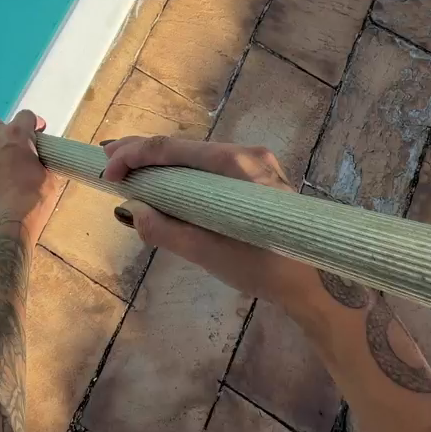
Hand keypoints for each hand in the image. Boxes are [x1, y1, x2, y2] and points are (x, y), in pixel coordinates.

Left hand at [0, 111, 60, 242]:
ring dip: (1, 152)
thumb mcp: (49, 177)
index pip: (25, 115)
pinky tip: (4, 185)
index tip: (41, 134)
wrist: (7, 225)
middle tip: (22, 146)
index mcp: (16, 137)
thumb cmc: (33, 198)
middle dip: (10, 130)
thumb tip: (38, 162)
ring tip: (14, 169)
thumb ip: (43, 162)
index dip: (35, 123)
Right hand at [101, 136, 318, 303]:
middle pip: (179, 146)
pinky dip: (178, 171)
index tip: (107, 173)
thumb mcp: (212, 256)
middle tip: (105, 158)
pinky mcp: (255, 176)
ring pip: (191, 155)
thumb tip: (131, 210)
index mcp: (235, 165)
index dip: (132, 156)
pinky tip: (159, 178)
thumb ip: (166, 231)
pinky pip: (206, 166)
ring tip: (124, 165)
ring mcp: (252, 162)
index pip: (171, 149)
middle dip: (139, 152)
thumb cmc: (270, 271)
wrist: (326, 285)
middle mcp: (244, 153)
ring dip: (156, 161)